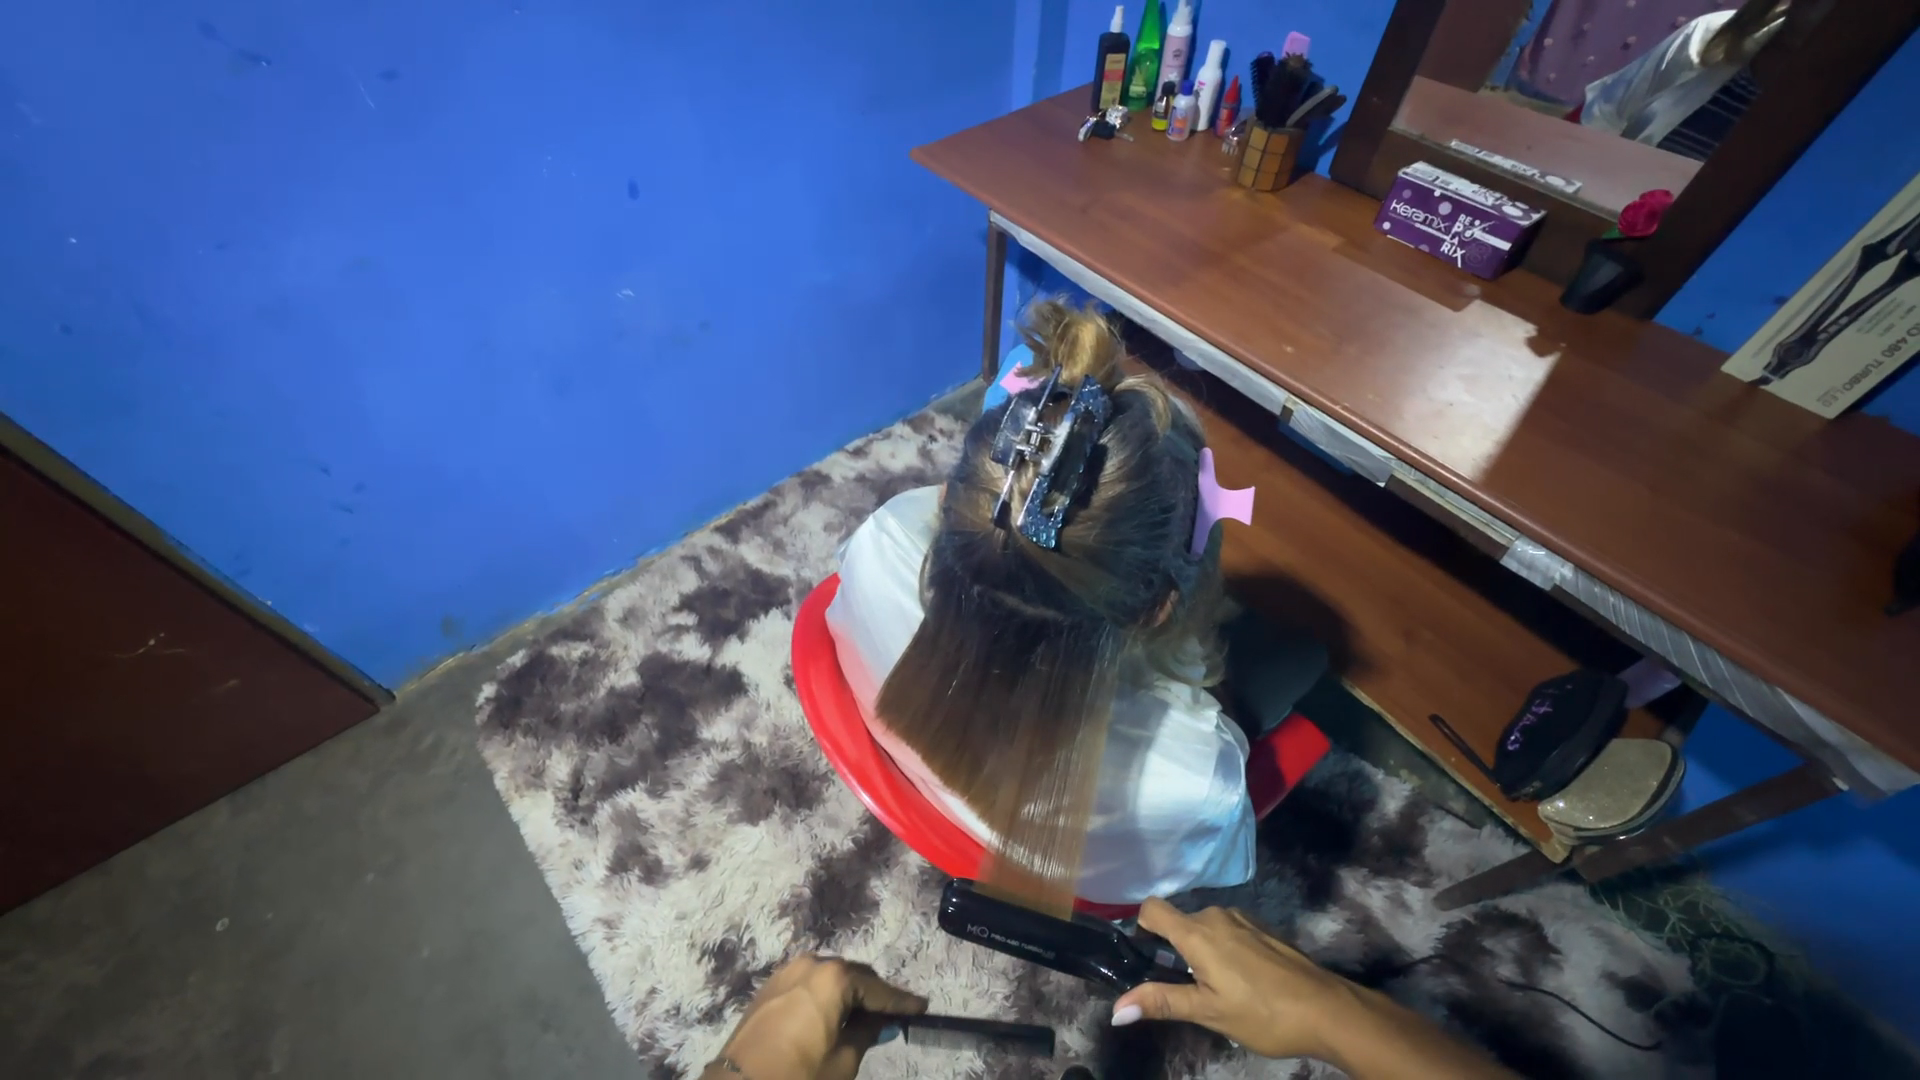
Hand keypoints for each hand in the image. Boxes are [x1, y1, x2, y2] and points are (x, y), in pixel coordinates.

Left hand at [705, 954, 926, 1079]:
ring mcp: (788, 971)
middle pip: (854, 976)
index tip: (922, 1007)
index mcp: (833, 978)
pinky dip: (825, 995)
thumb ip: (865, 1034)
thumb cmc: (796, 1078)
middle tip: (892, 1015)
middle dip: (873, 995)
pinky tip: (833, 1015)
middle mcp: (812, 964)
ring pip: (830, 978)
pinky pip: (808, 984)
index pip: (877, 989)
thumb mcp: (841, 1063)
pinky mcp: (770, 986)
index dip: (901, 1001)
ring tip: (863, 1017)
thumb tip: (879, 1021)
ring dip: (848, 994)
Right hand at [1110, 897, 1356, 1060]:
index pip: (1152, 908)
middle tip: (1186, 987)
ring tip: (1218, 988)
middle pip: (1179, 921)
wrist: (1328, 1008)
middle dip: (1175, 949)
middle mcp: (1215, 914)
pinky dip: (1225, 949)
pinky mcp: (1261, 928)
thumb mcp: (1209, 1013)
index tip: (1146, 957)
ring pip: (1205, 927)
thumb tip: (1116, 1010)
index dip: (1142, 928)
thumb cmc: (1263, 1013)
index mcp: (1196, 932)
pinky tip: (1244, 981)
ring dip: (1202, 951)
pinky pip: (1229, 930)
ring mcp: (1241, 918)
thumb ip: (1162, 1002)